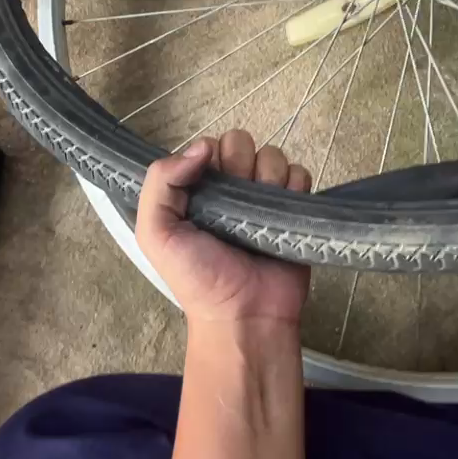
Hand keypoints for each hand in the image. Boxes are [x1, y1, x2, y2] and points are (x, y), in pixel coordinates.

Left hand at [137, 130, 312, 325]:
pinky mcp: (294, 207)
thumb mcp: (157, 234)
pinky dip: (295, 188)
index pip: (209, 144)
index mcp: (198, 188)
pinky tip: (284, 212)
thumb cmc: (198, 278)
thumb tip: (202, 146)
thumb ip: (160, 183)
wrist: (244, 316)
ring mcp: (264, 196)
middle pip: (242, 142)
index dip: (210, 157)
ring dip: (268, 177)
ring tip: (259, 213)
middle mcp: (232, 186)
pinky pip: (301, 175)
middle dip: (240, 164)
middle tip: (235, 201)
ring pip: (273, 154)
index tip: (209, 184)